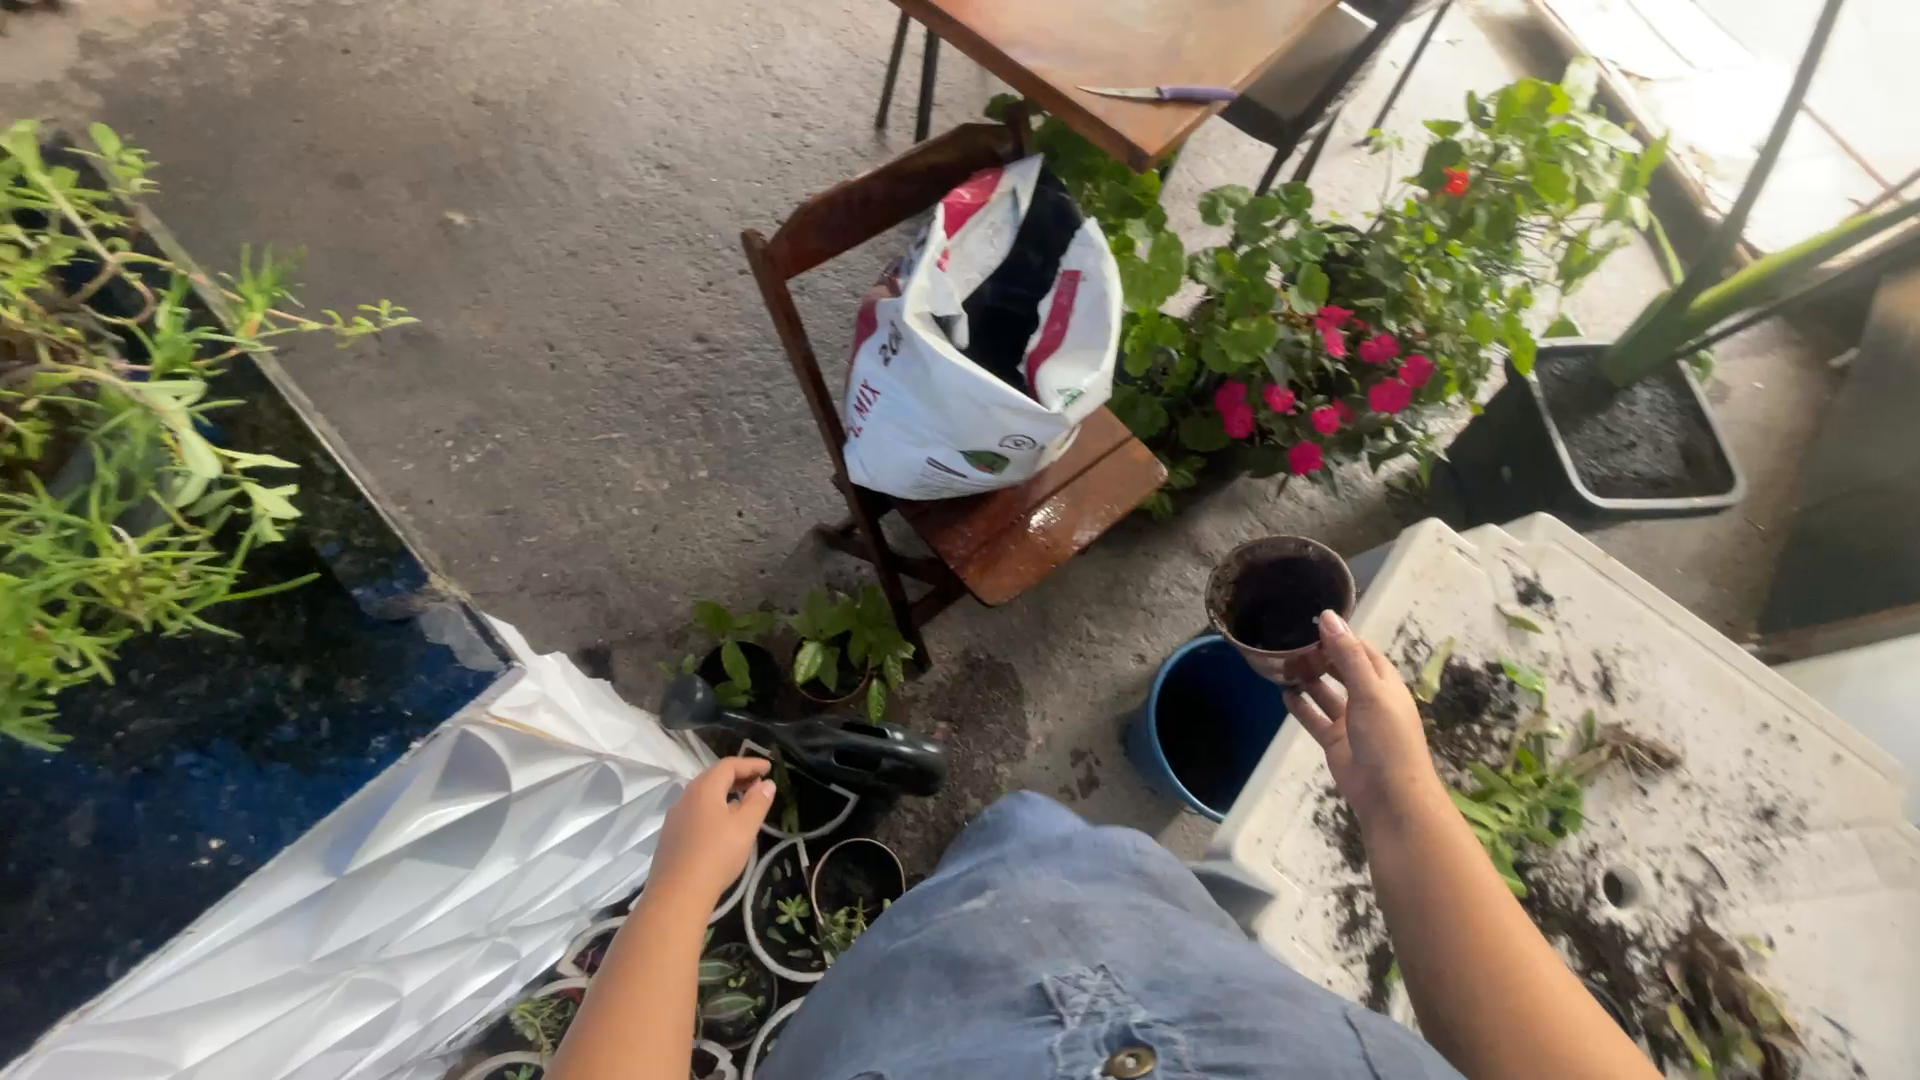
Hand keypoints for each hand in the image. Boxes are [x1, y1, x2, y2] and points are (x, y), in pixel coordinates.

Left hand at [648, 758, 775, 909]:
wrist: (676, 896)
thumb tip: (766, 784)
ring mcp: (675, 818)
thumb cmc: (716, 855)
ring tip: (743, 803)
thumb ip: (758, 802)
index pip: (728, 765)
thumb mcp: (745, 827)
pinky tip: (722, 826)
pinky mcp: (670, 837)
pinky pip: (695, 812)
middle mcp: (685, 798)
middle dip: (737, 776)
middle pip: (713, 778)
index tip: (769, 768)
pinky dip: (713, 808)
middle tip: (758, 782)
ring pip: (702, 796)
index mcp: (704, 790)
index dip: (750, 764)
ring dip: (724, 793)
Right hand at [1283, 610, 1443, 828]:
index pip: (1362, 651)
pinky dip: (1300, 706)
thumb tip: (1328, 617)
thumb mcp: (1369, 691)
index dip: (1340, 637)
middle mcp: (1368, 699)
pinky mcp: (1335, 740)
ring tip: (1282, 663)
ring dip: (1308, 678)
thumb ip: (1347, 655)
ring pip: (1326, 693)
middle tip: (1289, 641)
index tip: (1311, 623)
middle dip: (1321, 656)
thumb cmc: (1387, 738)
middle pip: (1343, 670)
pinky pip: (1314, 717)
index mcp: (1384, 684)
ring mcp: (1351, 721)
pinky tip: (1283, 693)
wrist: (1390, 795)